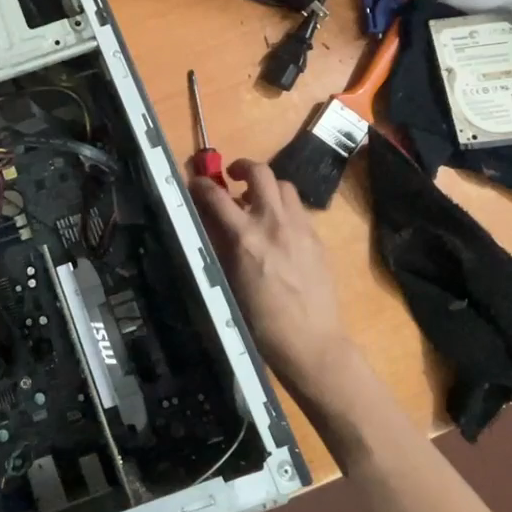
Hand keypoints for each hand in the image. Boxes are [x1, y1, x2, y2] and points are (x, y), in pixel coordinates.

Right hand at [190, 159, 346, 389]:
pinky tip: (279, 228)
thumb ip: (219, 245)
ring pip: (284, 185)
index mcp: (245, 236)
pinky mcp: (317, 239)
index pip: (216, 194)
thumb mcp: (228, 280)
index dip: (200, 184)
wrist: (311, 344)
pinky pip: (298, 209)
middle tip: (233, 178)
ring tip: (258, 202)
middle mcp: (273, 223)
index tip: (194, 183)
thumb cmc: (260, 321)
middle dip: (242, 167)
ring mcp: (300, 228)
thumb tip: (208, 221)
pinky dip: (284, 208)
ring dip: (267, 186)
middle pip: (259, 172)